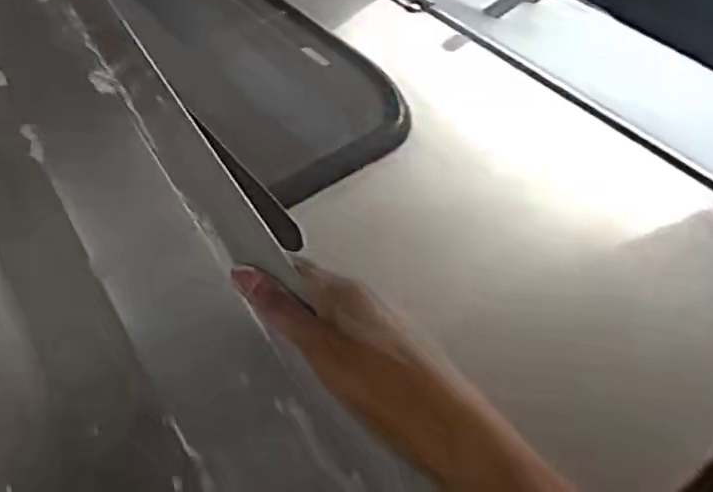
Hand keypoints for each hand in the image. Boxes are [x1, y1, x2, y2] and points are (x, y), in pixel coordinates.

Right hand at [234, 261, 569, 491]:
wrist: (470, 449)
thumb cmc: (401, 399)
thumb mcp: (321, 351)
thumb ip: (281, 310)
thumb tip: (247, 274)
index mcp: (344, 289)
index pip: (288, 264)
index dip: (262, 273)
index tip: (241, 283)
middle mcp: (368, 300)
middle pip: (310, 289)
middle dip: (286, 305)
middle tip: (269, 329)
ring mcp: (387, 326)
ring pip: (333, 315)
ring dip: (313, 330)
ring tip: (304, 359)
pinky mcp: (402, 354)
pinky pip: (353, 339)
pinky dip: (337, 351)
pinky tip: (338, 378)